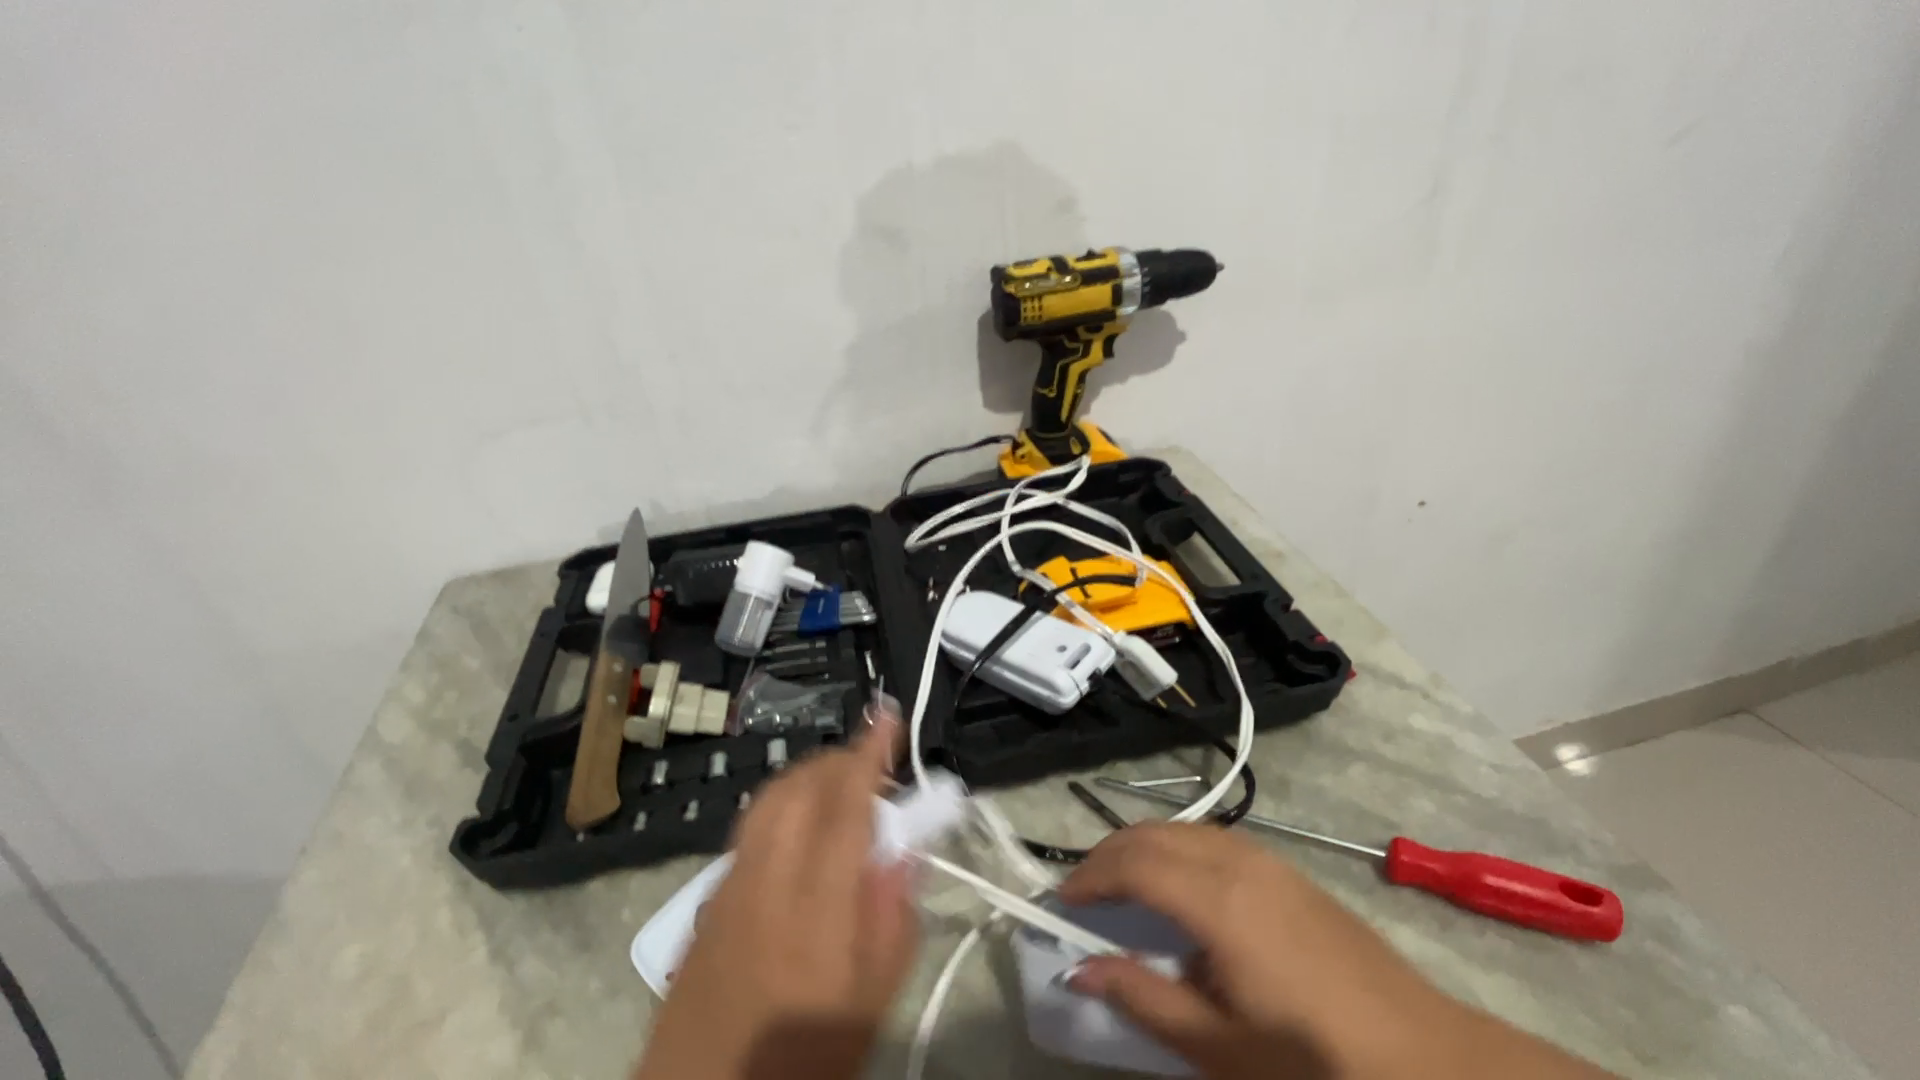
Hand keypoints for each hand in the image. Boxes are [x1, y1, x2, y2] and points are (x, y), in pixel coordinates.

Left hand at [633, 707, 916, 1079]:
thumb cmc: (805, 1057)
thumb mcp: (874, 1000)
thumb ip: (893, 917)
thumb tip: (904, 850)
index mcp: (818, 905)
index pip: (846, 805)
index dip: (869, 752)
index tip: (886, 714)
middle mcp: (767, 879)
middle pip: (799, 788)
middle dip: (837, 759)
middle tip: (872, 761)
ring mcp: (728, 887)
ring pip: (766, 801)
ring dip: (805, 776)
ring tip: (838, 784)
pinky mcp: (706, 902)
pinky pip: (747, 829)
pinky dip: (779, 806)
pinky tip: (796, 830)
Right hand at [1060, 824, 1614, 1079]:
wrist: (1426, 1058)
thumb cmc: (1313, 1061)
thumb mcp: (1217, 1046)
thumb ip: (1142, 997)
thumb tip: (1079, 967)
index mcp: (1218, 899)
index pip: (1133, 862)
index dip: (1088, 876)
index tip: (1060, 906)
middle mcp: (1241, 862)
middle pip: (1155, 834)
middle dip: (1109, 855)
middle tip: (1083, 898)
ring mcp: (1273, 863)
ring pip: (1187, 831)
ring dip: (1145, 850)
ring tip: (1124, 894)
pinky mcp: (1294, 875)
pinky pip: (1217, 843)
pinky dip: (1180, 854)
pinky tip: (1183, 899)